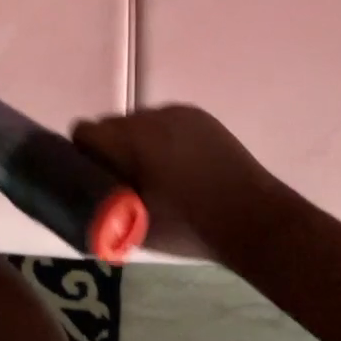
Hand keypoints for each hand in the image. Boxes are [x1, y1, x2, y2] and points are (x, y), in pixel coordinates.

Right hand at [70, 105, 290, 263]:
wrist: (256, 223)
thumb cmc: (189, 227)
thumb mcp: (134, 225)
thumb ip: (102, 203)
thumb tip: (86, 198)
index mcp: (126, 140)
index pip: (83, 131)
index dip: (86, 154)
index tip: (101, 177)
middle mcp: (145, 117)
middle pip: (110, 125)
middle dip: (115, 148)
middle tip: (132, 179)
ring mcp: (174, 112)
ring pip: (138, 121)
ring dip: (140, 141)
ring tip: (162, 172)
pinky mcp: (197, 115)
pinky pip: (166, 120)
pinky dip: (166, 136)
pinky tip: (183, 162)